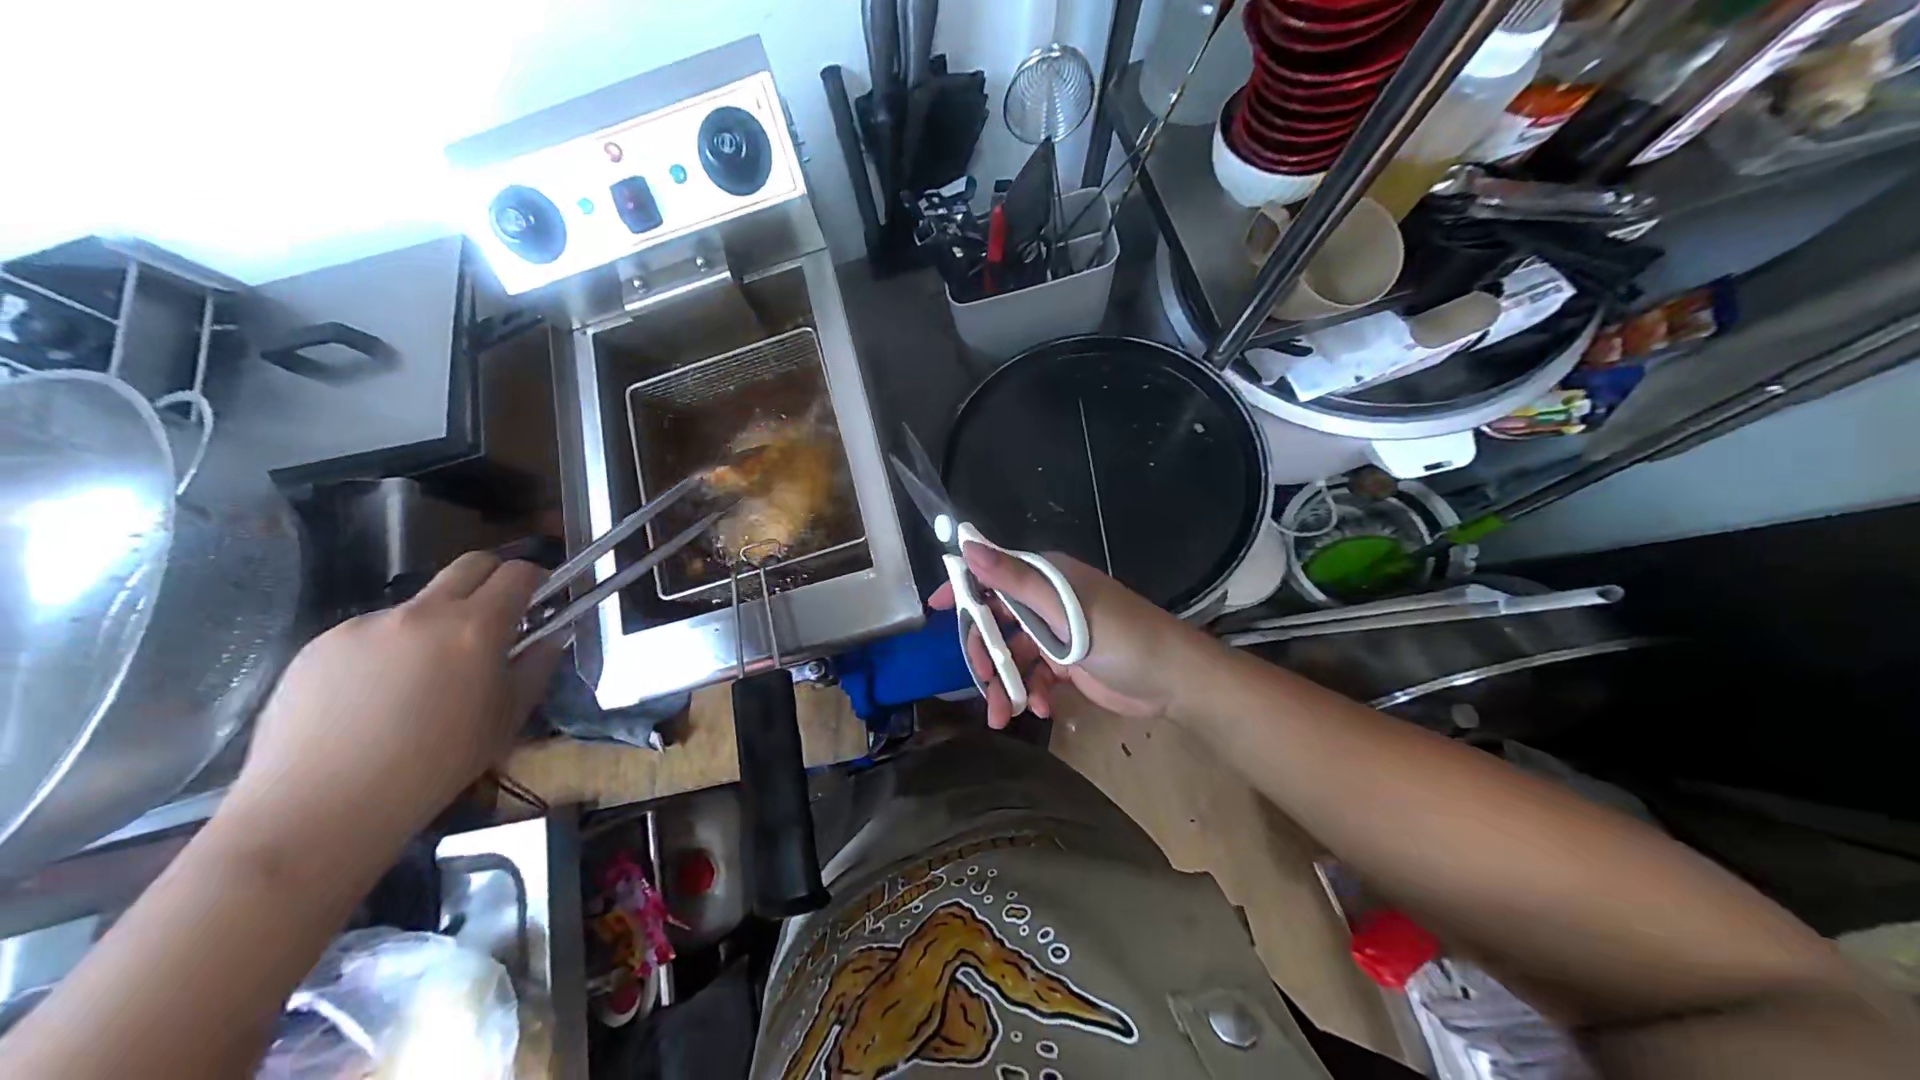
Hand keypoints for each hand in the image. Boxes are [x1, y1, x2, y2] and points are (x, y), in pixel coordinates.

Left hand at [225, 552, 564, 852]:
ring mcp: (366, 624)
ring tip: (420, 681)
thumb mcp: (506, 719)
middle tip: (495, 620)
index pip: (518, 574)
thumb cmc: (435, 766)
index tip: (541, 600)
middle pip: (470, 565)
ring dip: (436, 624)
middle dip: (493, 580)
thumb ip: (535, 668)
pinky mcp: (321, 643)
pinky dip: (388, 650)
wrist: (321, 806)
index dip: (537, 580)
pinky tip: (373, 698)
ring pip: (419, 604)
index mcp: (474, 628)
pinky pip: (372, 632)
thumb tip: (549, 638)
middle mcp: (421, 612)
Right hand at [929, 543, 1214, 728]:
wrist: (1174, 680)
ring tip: (1002, 715)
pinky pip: (1036, 676)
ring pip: (1014, 656)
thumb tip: (967, 545)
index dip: (963, 589)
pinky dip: (1033, 693)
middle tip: (981, 682)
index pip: (994, 575)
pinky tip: (1041, 709)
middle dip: (986, 655)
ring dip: (1005, 685)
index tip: (936, 607)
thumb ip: (1014, 580)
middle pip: (998, 623)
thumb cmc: (1122, 636)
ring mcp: (1057, 634)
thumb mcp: (1065, 609)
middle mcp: (1048, 602)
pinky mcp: (1068, 663)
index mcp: (1047, 578)